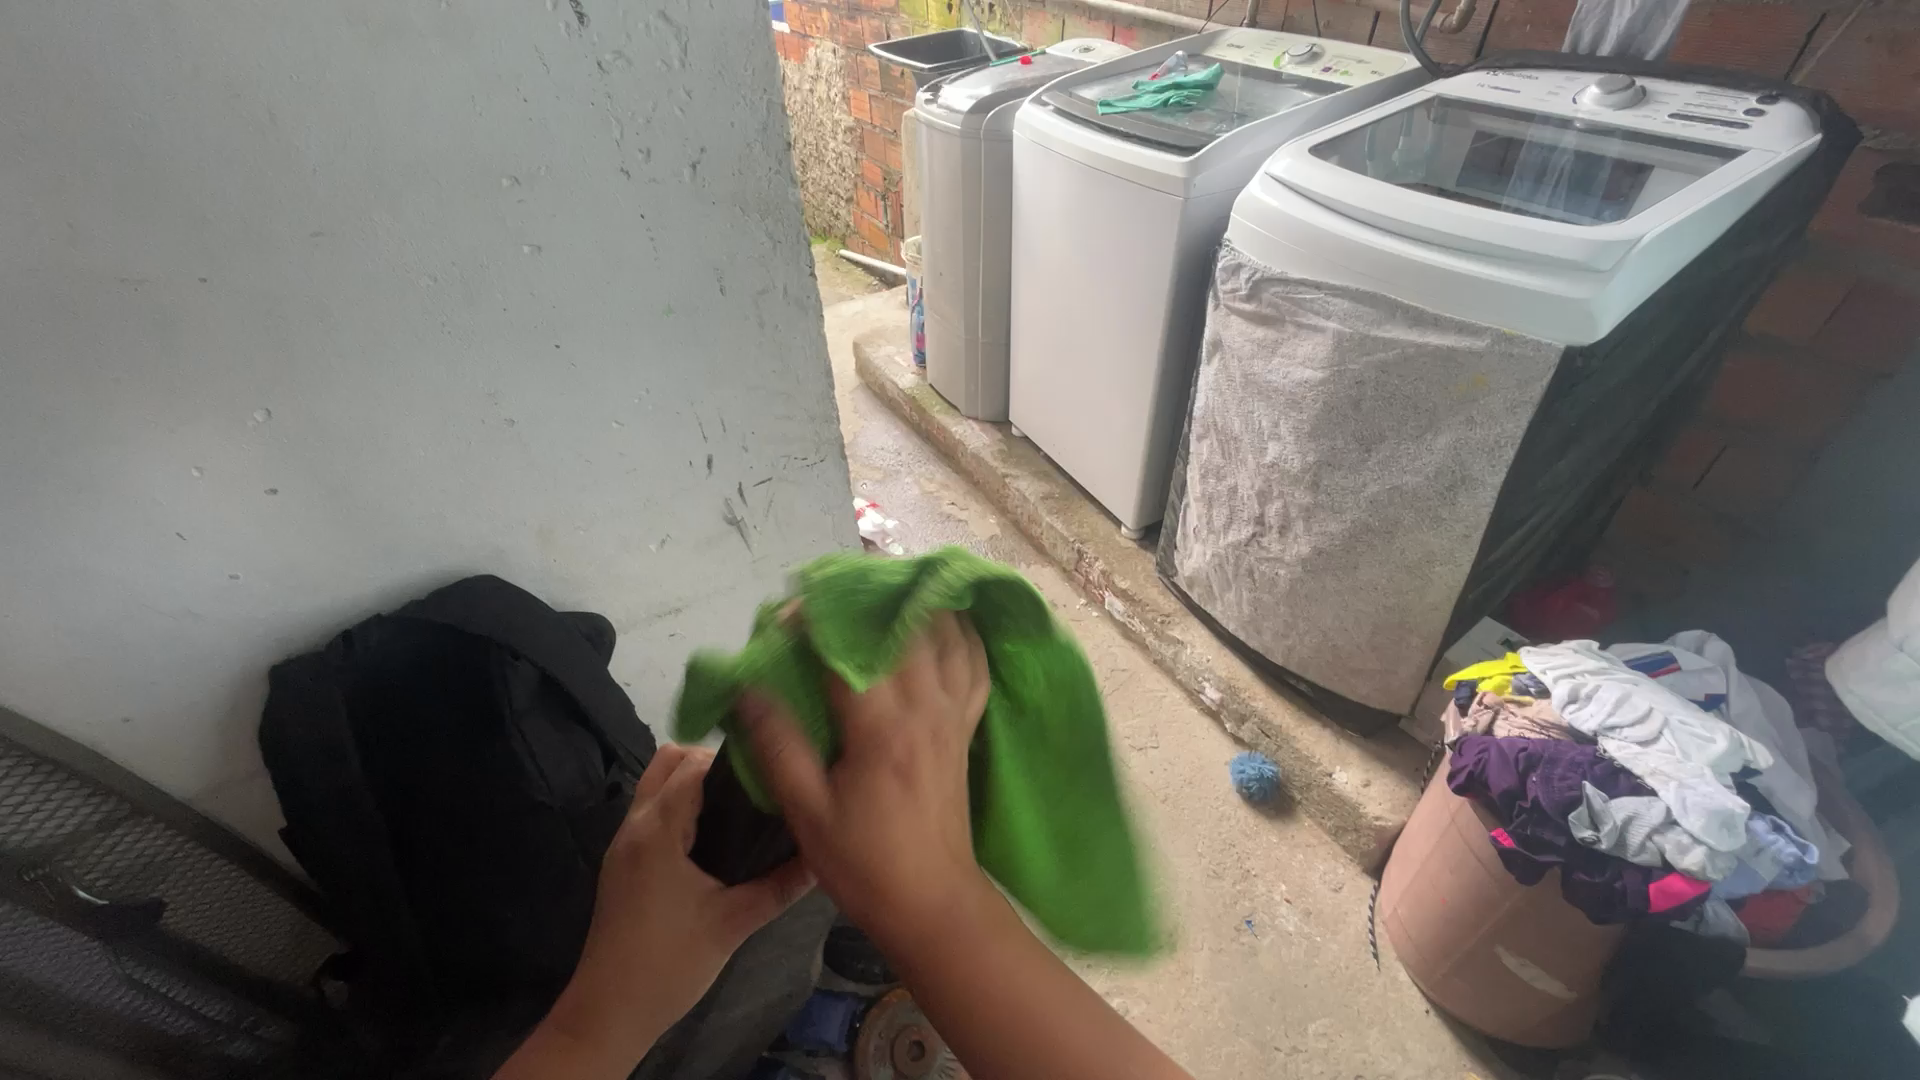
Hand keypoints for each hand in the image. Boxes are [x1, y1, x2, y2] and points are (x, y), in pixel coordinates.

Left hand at [542, 745, 814, 1068]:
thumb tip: (823, 857)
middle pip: (668, 759)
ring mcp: (624, 841)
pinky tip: (712, 831)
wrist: (608, 1015)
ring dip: (692, 780)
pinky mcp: (622, 860)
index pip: (694, 765)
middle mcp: (636, 824)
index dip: (733, 760)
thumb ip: (781, 885)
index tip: (769, 771)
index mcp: (659, 830)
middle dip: (710, 761)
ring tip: (735, 804)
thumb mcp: (734, 923)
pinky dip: (680, 801)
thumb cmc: (669, 964)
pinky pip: (652, 806)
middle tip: (750, 786)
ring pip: (656, 781)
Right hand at [739, 611, 990, 948]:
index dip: (818, 622)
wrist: (932, 900)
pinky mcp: (966, 727)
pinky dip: (964, 635)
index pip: (847, 651)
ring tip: (891, 584)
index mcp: (880, 726)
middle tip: (840, 583)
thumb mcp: (807, 811)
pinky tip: (949, 619)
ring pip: (948, 636)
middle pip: (905, 628)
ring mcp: (953, 713)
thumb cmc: (864, 861)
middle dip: (872, 596)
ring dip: (921, 604)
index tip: (790, 610)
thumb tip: (747, 688)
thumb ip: (779, 745)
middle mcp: (924, 706)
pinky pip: (975, 666)